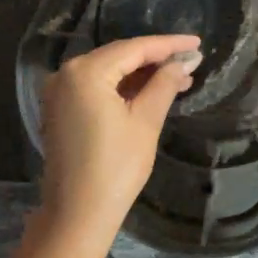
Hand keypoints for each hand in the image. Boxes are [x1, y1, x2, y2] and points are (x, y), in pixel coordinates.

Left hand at [39, 34, 201, 241]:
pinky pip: (97, 88)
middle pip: (119, 56)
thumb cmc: (116, 167)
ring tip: (179, 78)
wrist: (78, 214)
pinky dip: (123, 88)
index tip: (198, 43)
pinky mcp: (61, 110)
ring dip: (142, 74)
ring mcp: (59, 93)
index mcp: (85, 72)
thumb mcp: (146, 121)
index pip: (134, 48)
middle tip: (191, 61)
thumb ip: (164, 83)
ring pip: (109, 72)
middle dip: (156, 59)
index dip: (169, 45)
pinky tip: (150, 92)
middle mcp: (66, 74)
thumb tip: (184, 62)